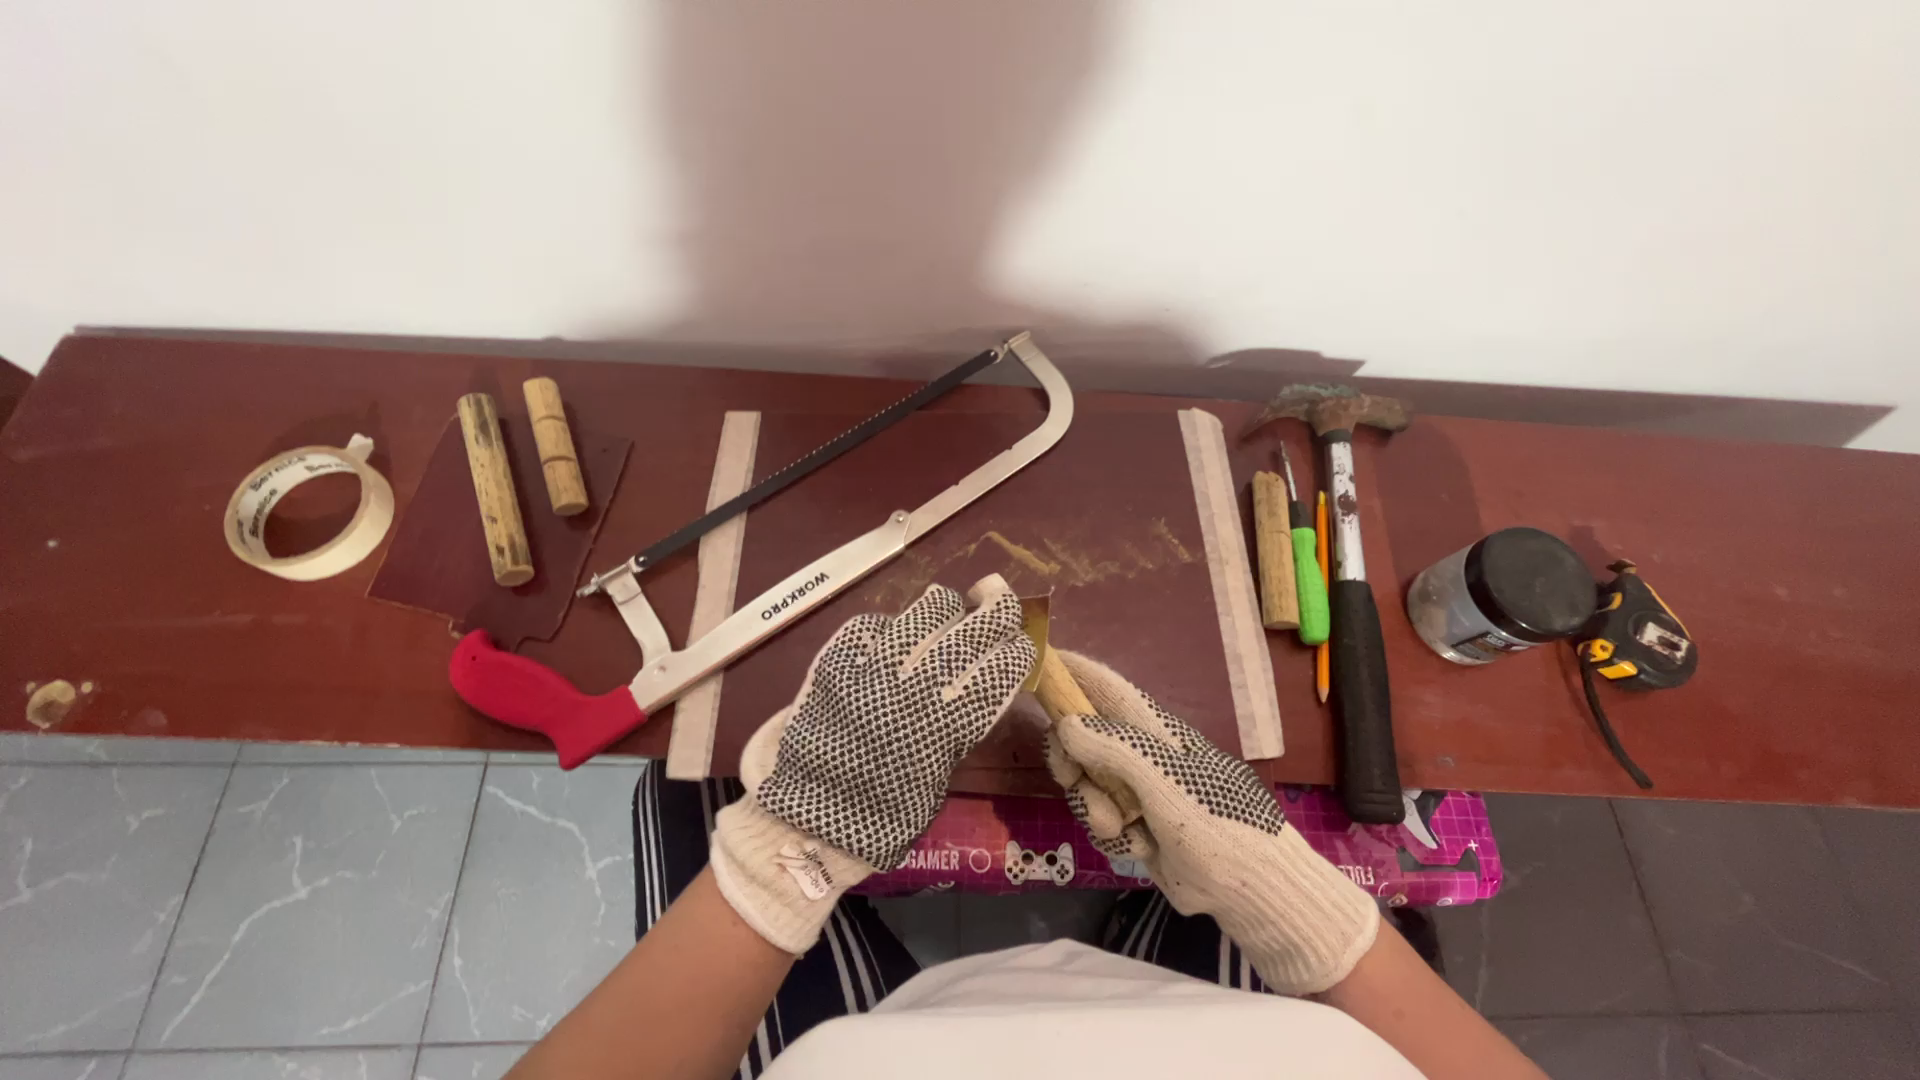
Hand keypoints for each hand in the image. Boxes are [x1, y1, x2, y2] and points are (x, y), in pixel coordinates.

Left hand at [710, 574, 1035, 952]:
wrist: (811, 818)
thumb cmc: (885, 813)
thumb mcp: (939, 775)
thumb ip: (959, 725)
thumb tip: (977, 676)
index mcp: (947, 726)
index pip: (1001, 668)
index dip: (1019, 647)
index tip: (1022, 640)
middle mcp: (916, 688)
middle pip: (972, 630)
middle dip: (997, 608)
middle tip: (999, 597)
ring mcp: (874, 667)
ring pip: (927, 611)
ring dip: (946, 608)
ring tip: (948, 611)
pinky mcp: (838, 659)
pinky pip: (875, 625)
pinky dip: (891, 628)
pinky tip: (893, 639)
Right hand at [1045, 650, 1378, 994]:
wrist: (1250, 892)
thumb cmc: (1219, 826)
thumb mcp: (1167, 785)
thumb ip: (1117, 752)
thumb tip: (1067, 724)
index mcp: (1155, 731)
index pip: (1107, 689)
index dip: (1074, 672)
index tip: (1040, 663)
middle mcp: (1142, 754)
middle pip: (1081, 739)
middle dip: (1072, 761)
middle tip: (1070, 779)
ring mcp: (1137, 791)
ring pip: (1086, 784)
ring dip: (1096, 808)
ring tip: (1125, 829)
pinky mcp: (1135, 826)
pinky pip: (1099, 819)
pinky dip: (1113, 836)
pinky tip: (1141, 847)